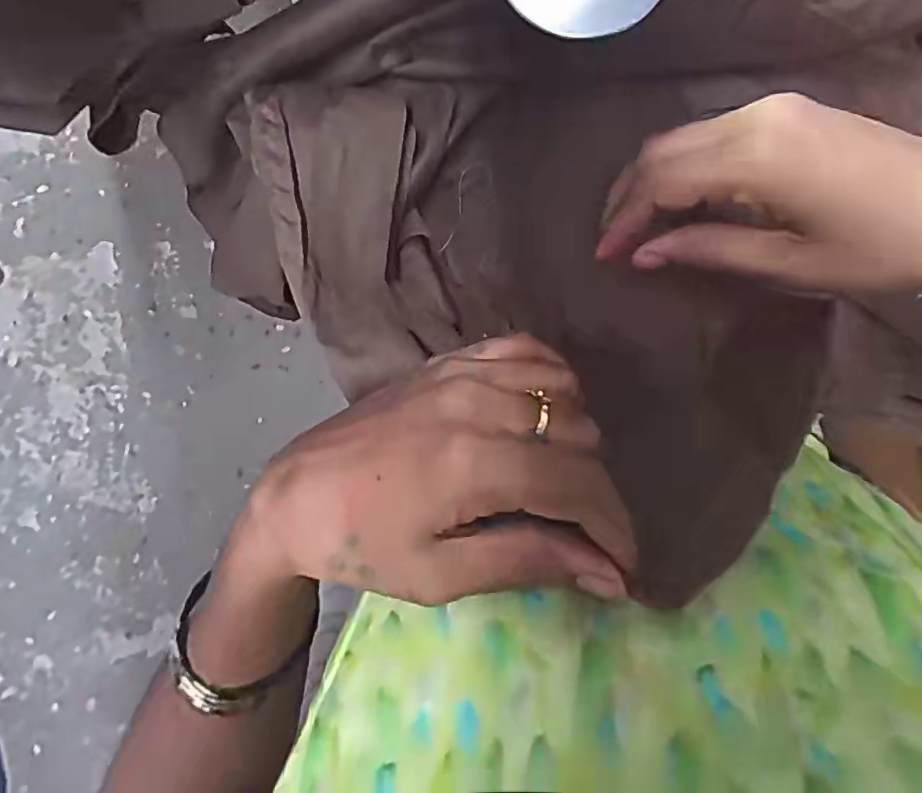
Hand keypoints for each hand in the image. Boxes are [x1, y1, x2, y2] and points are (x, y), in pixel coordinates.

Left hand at [224, 335, 637, 606]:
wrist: (298, 491)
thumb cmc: (364, 543)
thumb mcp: (439, 574)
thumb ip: (527, 560)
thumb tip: (605, 570)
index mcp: (473, 462)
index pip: (576, 485)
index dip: (613, 528)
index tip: (623, 566)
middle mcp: (478, 403)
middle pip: (578, 438)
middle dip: (597, 493)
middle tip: (587, 535)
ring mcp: (464, 372)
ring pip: (561, 390)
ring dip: (578, 438)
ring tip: (561, 478)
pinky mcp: (451, 359)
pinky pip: (525, 348)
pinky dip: (552, 377)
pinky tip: (545, 409)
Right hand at [594, 93, 921, 305]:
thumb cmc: (888, 249)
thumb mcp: (792, 263)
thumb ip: (709, 249)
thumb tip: (645, 253)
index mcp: (757, 153)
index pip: (661, 177)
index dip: (625, 216)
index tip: (605, 253)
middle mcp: (757, 116)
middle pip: (664, 148)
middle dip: (630, 194)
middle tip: (615, 239)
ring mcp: (776, 107)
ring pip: (686, 137)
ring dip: (656, 178)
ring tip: (643, 225)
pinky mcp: (791, 111)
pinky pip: (715, 134)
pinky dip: (688, 166)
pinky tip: (687, 199)